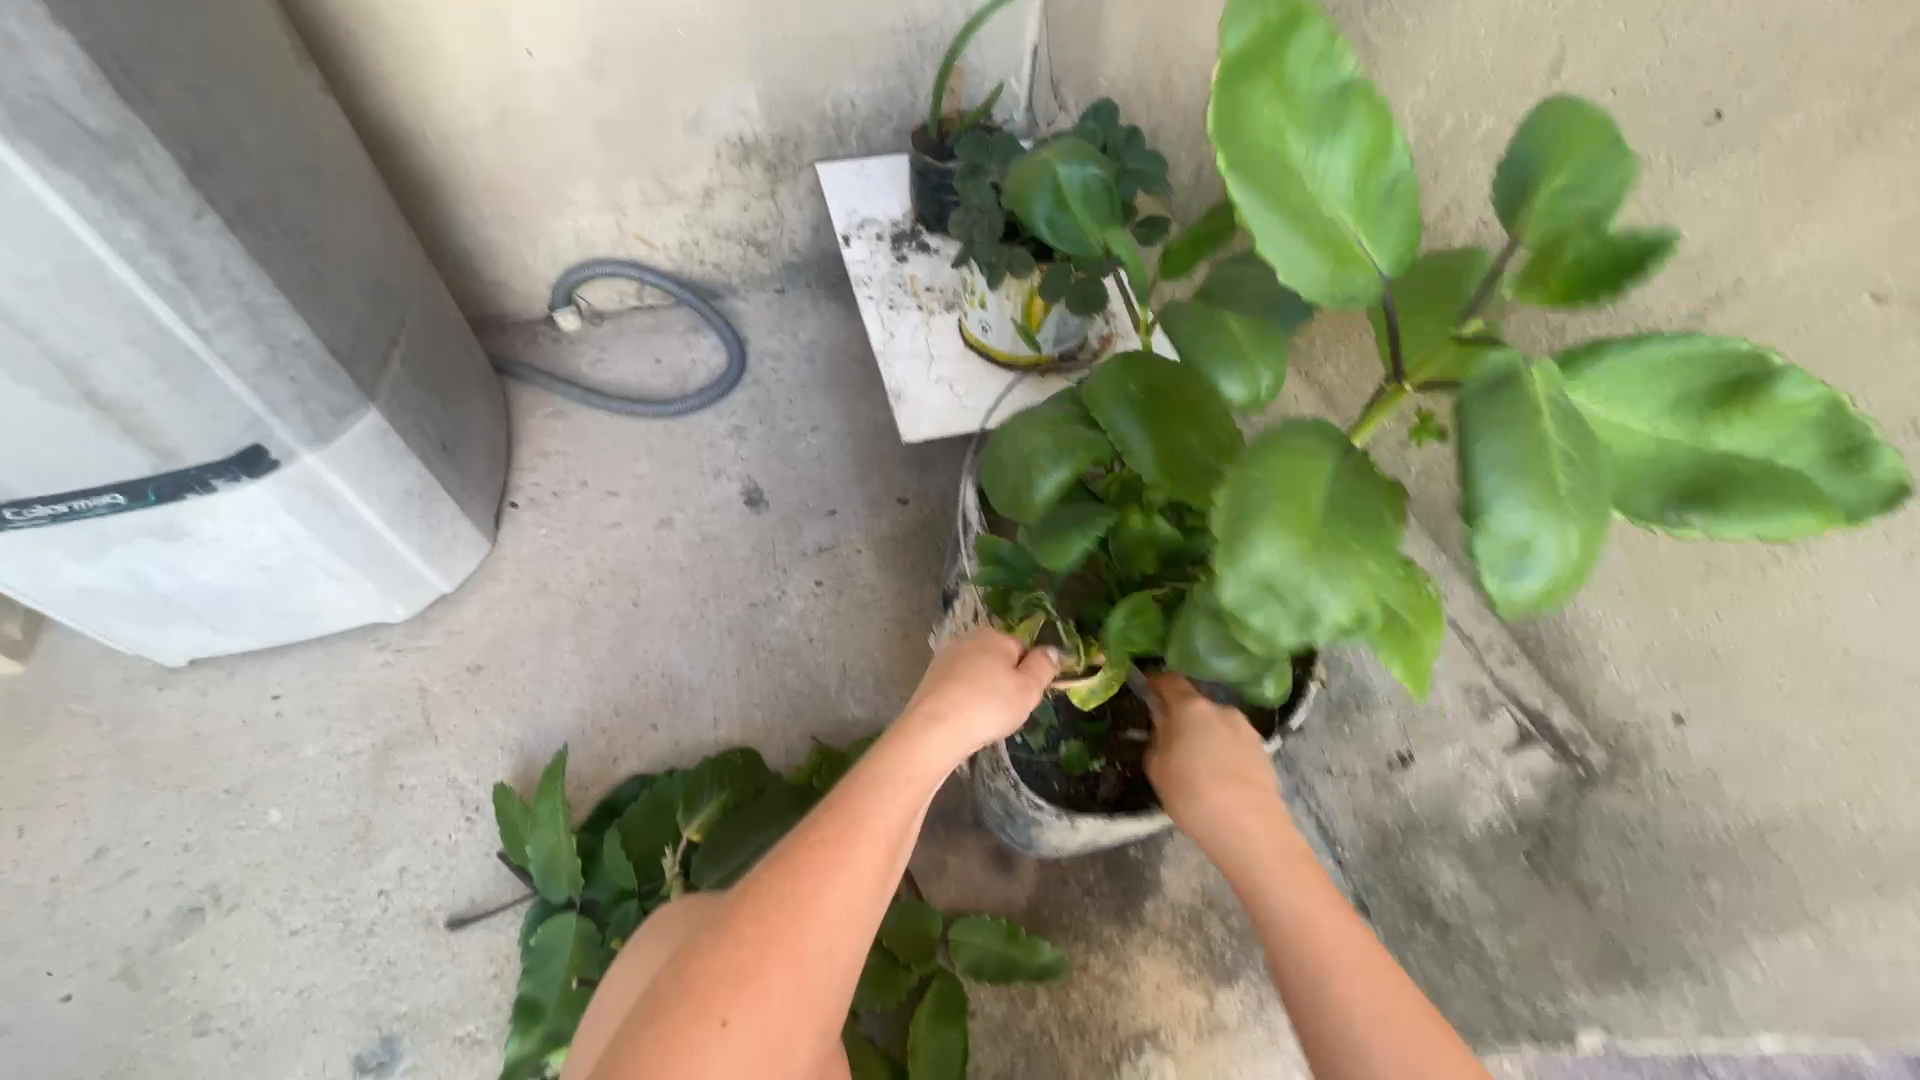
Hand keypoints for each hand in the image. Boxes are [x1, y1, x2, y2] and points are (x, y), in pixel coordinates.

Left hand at [899, 628, 1059, 760]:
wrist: (935, 728)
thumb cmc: (988, 706)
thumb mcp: (1028, 689)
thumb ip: (1044, 666)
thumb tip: (1051, 649)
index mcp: (995, 636)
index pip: (1022, 649)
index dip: (1028, 674)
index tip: (1024, 697)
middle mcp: (968, 639)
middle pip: (998, 659)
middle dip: (1005, 681)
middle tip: (1006, 709)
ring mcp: (946, 657)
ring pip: (978, 673)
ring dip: (984, 691)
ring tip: (984, 716)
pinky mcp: (931, 677)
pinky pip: (959, 685)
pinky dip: (965, 698)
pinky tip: (964, 717)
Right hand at [1143, 674, 1288, 844]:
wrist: (1248, 826)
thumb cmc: (1191, 794)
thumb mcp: (1157, 767)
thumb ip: (1158, 738)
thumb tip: (1163, 728)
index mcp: (1191, 708)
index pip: (1171, 681)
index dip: (1157, 683)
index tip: (1148, 691)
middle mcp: (1221, 710)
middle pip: (1196, 705)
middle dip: (1183, 717)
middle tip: (1172, 740)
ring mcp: (1246, 729)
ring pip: (1218, 724)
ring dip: (1207, 735)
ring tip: (1200, 764)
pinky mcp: (1263, 750)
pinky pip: (1235, 742)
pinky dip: (1225, 751)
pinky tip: (1221, 776)